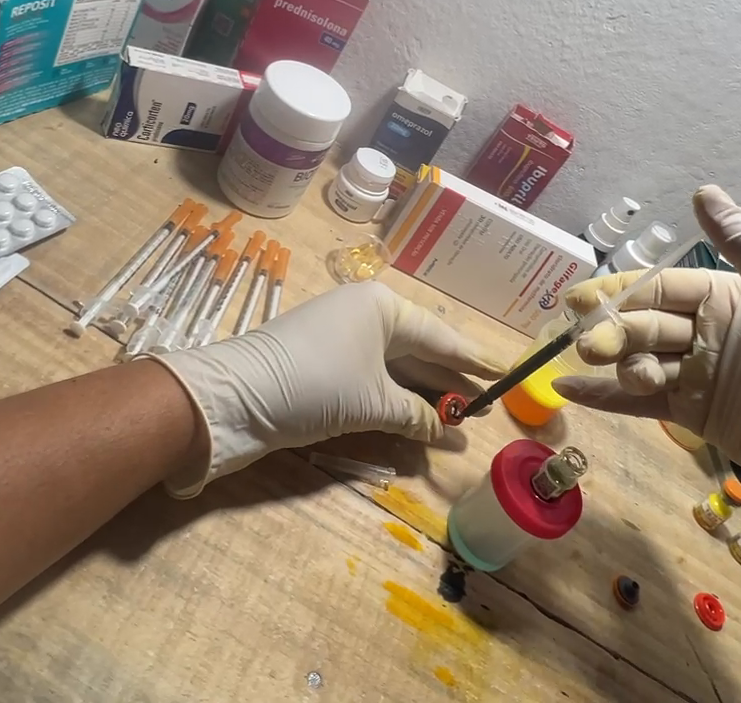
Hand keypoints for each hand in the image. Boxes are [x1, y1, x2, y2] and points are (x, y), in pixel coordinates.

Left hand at [149, 281, 506, 495]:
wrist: (235, 398)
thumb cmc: (314, 384)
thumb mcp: (372, 402)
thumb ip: (417, 416)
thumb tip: (451, 433)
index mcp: (382, 307)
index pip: (440, 335)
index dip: (472, 358)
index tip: (506, 370)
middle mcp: (365, 315)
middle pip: (420, 350)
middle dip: (451, 380)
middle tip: (489, 404)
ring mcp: (344, 340)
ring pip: (397, 367)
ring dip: (424, 395)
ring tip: (462, 420)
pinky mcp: (326, 366)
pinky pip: (374, 380)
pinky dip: (396, 401)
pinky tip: (419, 423)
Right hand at [553, 185, 740, 542]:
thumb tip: (703, 190)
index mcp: (724, 297)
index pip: (661, 288)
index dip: (622, 291)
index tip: (584, 297)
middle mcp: (702, 330)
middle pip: (644, 324)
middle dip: (613, 330)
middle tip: (587, 342)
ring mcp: (693, 373)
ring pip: (639, 358)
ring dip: (612, 361)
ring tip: (591, 364)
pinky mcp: (689, 413)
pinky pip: (638, 400)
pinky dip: (604, 395)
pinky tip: (569, 390)